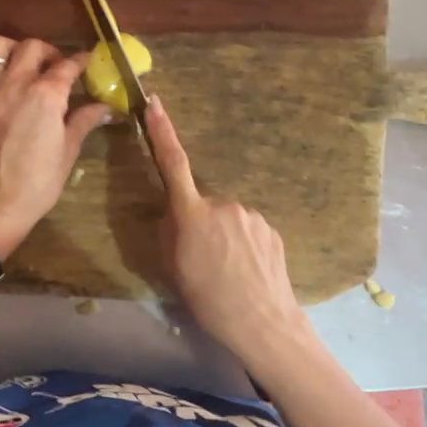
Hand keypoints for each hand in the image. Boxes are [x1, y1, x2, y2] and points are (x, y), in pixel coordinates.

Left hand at [0, 35, 110, 256]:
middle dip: (47, 51)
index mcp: (47, 94)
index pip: (67, 65)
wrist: (0, 203)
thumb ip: (84, 121)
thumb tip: (105, 107)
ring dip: (9, 50)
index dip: (80, 61)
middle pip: (31, 47)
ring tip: (19, 65)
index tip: (87, 62)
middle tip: (54, 67)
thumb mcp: (69, 149)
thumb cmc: (41, 181)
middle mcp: (16, 84)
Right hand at [148, 96, 309, 358]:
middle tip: (200, 263)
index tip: (154, 103)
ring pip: (227, 220)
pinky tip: (245, 273)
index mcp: (192, 214)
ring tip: (226, 274)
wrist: (262, 323)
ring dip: (223, 238)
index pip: (173, 165)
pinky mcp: (272, 229)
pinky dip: (242, 247)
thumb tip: (174, 215)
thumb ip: (169, 234)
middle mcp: (223, 205)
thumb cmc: (208, 299)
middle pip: (202, 207)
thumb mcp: (172, 269)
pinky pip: (248, 232)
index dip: (162, 133)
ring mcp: (252, 215)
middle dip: (199, 225)